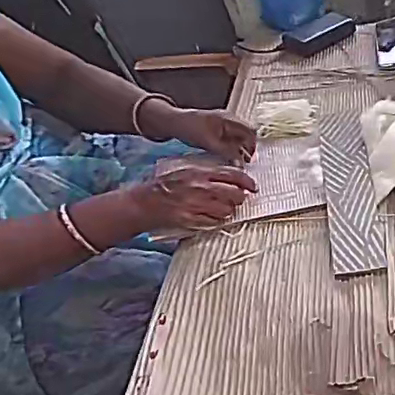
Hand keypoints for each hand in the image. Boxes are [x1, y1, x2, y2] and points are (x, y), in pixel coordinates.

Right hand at [127, 163, 255, 231]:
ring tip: (219, 209)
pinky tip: (209, 217)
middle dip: (239, 198)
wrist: (142, 203)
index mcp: (199, 173)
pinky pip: (214, 223)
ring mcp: (195, 205)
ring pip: (227, 211)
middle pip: (235, 195)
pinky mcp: (191, 220)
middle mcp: (200, 188)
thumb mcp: (185, 172)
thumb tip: (232, 176)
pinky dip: (215, 221)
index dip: (247, 181)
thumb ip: (208, 174)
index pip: (233, 175)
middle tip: (234, 200)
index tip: (253, 187)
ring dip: (227, 211)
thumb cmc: (164, 187)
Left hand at [141, 101, 257, 162]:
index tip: (249, 159)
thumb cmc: (190, 128)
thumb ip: (228, 153)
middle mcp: (229, 119)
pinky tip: (225, 153)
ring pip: (239, 136)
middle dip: (247, 148)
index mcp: (230, 119)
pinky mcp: (217, 127)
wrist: (171, 122)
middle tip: (243, 161)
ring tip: (234, 159)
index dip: (253, 146)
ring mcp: (223, 122)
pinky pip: (231, 136)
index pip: (251, 132)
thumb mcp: (211, 143)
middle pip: (247, 134)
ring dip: (239, 147)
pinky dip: (231, 145)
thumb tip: (241, 164)